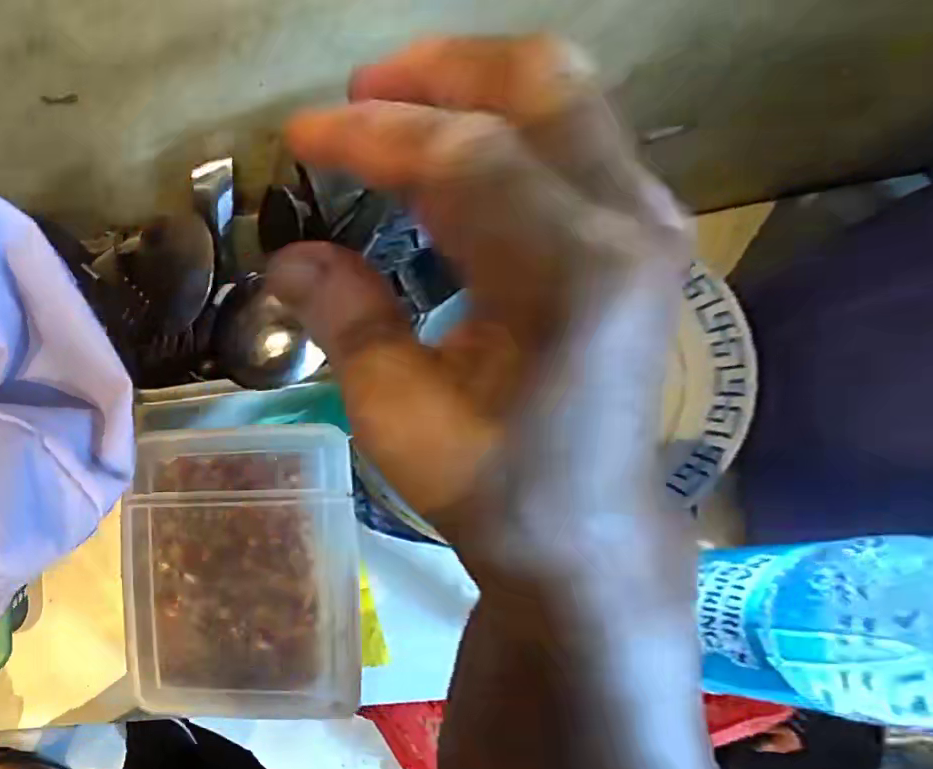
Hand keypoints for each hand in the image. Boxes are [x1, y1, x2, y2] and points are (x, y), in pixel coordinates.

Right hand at [268, 36, 690, 566]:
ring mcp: (644, 226)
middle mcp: (626, 226)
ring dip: (471, 92)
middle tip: (355, 90)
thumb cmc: (484, 483)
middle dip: (438, 73)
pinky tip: (442, 165)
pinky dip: (499, 133)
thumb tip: (287, 258)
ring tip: (390, 110)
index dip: (373, 136)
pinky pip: (570, 146)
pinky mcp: (635, 241)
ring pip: (567, 104)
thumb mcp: (395, 412)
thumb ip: (347, 320)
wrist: (577, 531)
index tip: (299, 135)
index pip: (465, 160)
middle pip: (542, 90)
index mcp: (567, 275)